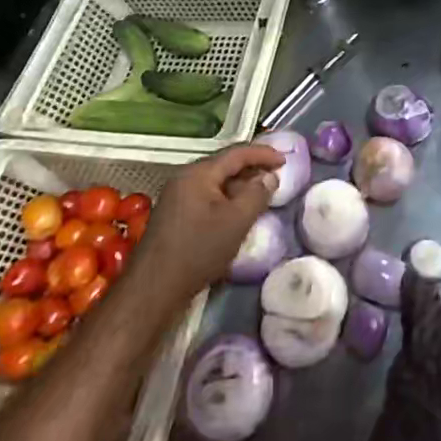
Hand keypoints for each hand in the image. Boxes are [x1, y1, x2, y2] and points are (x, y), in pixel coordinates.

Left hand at [133, 143, 281, 304]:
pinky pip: (207, 197)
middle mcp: (184, 178)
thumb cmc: (198, 250)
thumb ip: (256, 195)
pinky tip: (238, 212)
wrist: (155, 286)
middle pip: (224, 165)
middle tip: (276, 176)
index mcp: (198, 172)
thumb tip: (269, 177)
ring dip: (239, 186)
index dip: (263, 153)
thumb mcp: (236, 221)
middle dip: (252, 168)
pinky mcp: (175, 214)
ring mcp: (177, 196)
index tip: (285, 160)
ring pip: (215, 182)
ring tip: (262, 194)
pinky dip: (226, 199)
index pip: (236, 153)